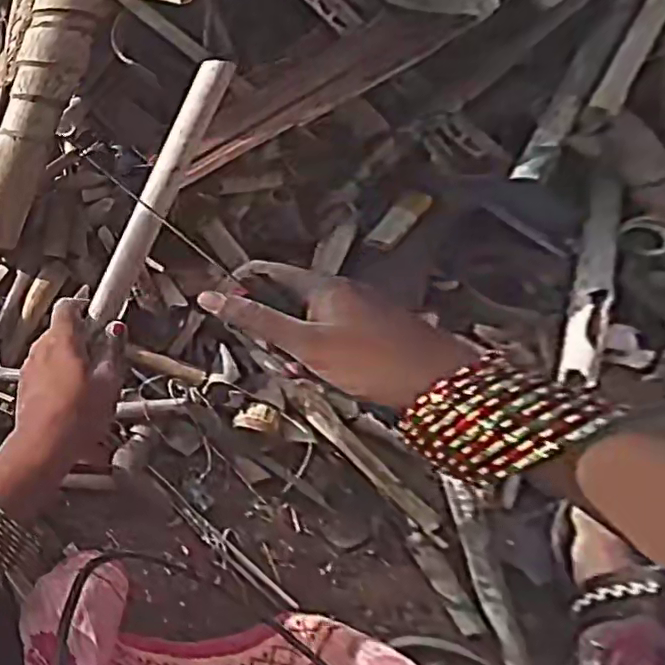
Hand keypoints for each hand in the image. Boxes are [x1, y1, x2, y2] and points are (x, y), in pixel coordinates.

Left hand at [0, 301, 125, 520]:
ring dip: (71, 358)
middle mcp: (40, 347)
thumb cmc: (75, 416)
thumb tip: (116, 333)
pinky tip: (74, 396)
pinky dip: (59, 375)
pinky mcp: (25, 382)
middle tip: (104, 354)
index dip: (86, 305)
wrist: (44, 443)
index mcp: (61, 340)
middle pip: (62, 330)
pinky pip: (44, 369)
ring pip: (53, 350)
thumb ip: (112, 352)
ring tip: (91, 381)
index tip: (100, 311)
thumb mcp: (108, 383)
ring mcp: (30, 364)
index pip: (69, 306)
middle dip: (83, 338)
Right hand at [196, 261, 478, 409]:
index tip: (227, 313)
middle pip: (282, 300)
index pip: (261, 272)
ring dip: (293, 345)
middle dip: (270, 328)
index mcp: (322, 286)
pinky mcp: (376, 332)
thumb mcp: (303, 343)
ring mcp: (361, 311)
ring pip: (305, 321)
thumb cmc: (377, 363)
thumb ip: (254, 319)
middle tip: (273, 354)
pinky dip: (317, 352)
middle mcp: (341, 291)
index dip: (238, 289)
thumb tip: (210, 297)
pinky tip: (324, 374)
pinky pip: (329, 334)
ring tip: (302, 369)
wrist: (453, 392)